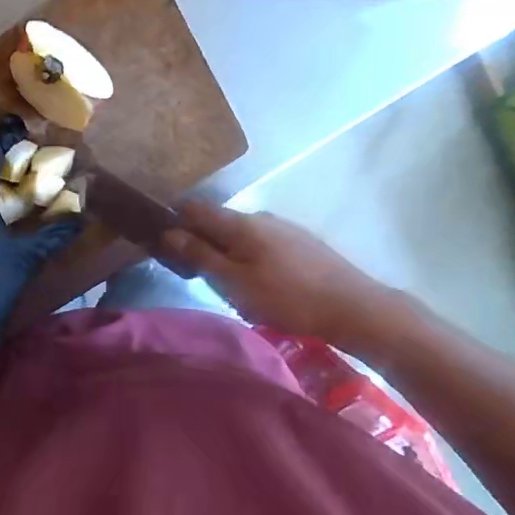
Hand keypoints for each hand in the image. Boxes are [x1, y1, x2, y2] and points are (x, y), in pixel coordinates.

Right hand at [164, 202, 399, 341]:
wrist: (353, 307)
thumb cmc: (285, 298)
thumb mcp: (234, 283)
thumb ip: (200, 256)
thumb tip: (168, 232)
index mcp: (239, 223)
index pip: (194, 208)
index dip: (173, 221)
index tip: (162, 244)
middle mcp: (260, 216)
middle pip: (218, 220)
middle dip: (199, 239)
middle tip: (190, 271)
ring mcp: (284, 227)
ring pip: (241, 233)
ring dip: (225, 250)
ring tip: (223, 280)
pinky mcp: (301, 242)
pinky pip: (261, 242)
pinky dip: (248, 255)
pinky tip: (255, 280)